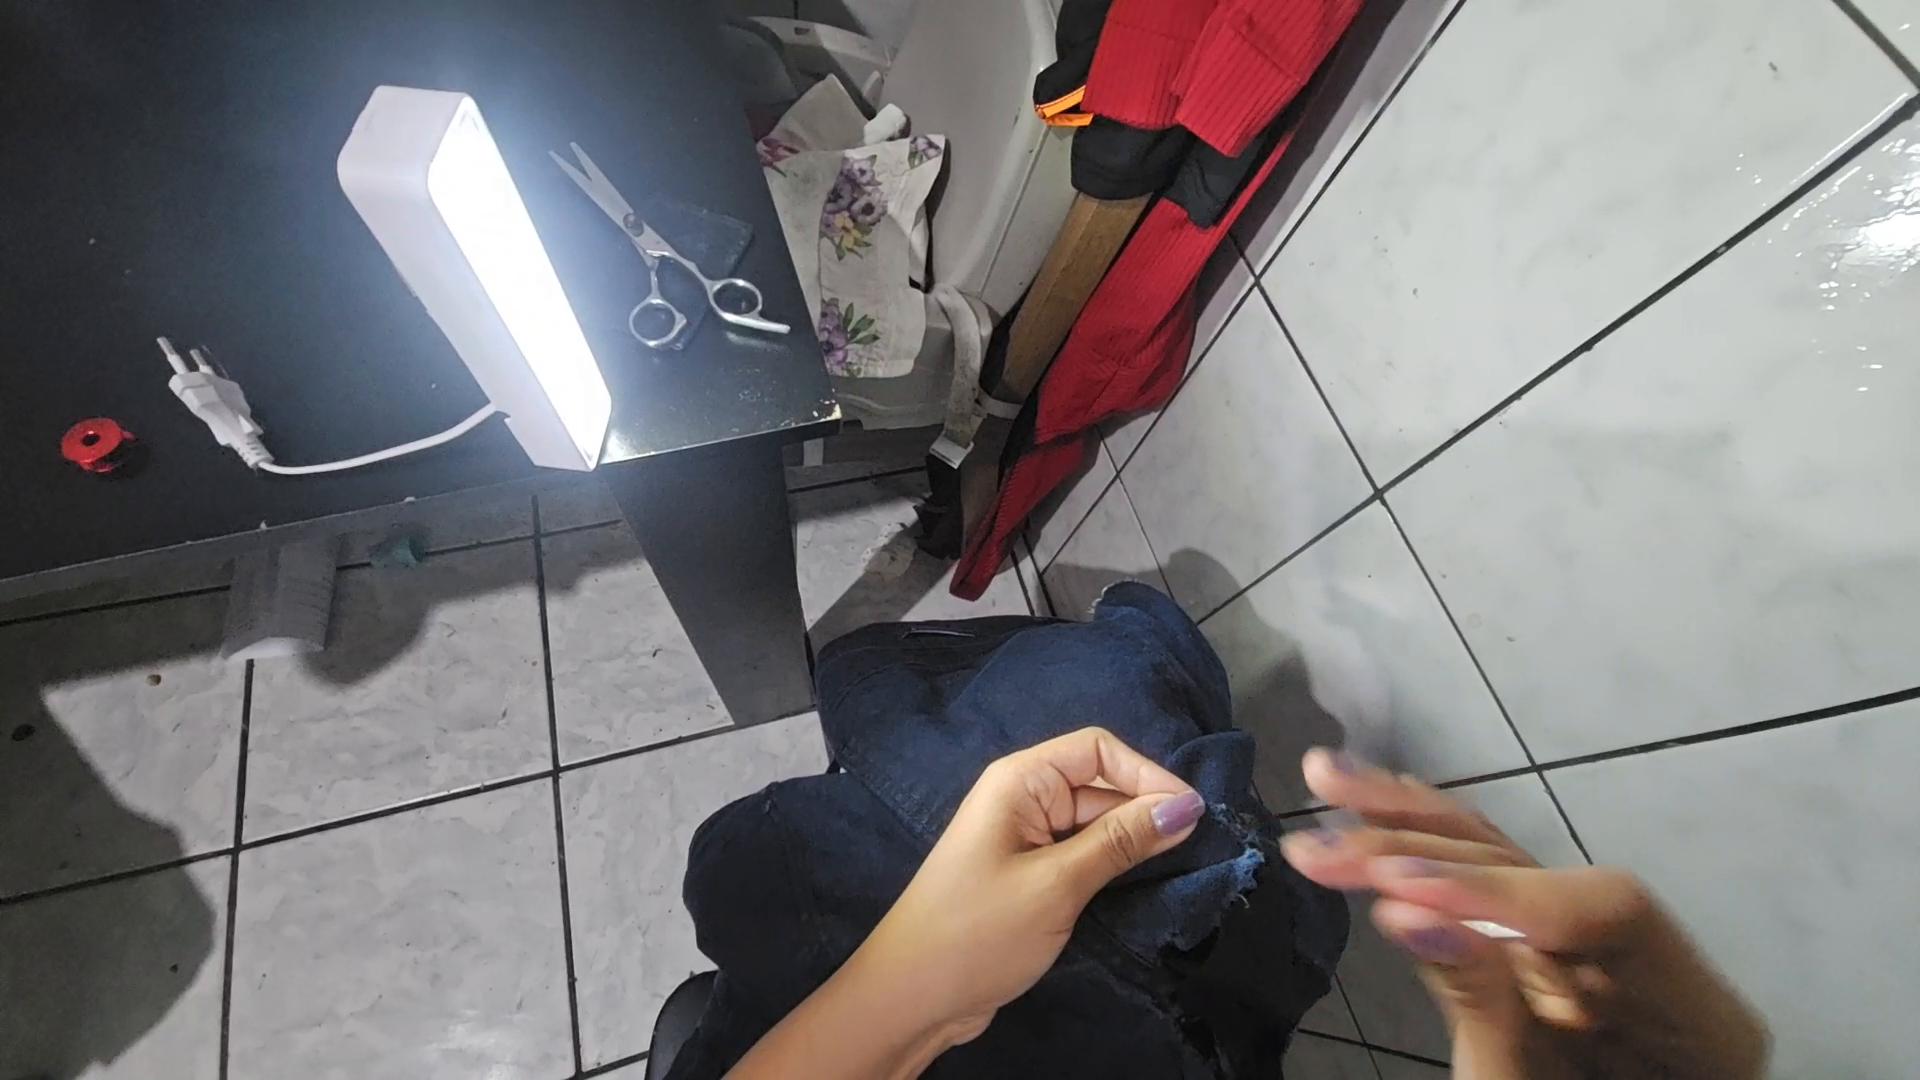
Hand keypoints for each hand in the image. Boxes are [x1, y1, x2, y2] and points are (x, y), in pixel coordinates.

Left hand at [726, 727, 1205, 1079]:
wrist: (912, 994)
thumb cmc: (979, 928)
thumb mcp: (1056, 884)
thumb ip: (1119, 841)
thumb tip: (1184, 806)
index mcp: (1021, 779)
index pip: (1096, 750)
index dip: (1146, 772)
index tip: (1192, 812)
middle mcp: (1024, 796)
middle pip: (1098, 784)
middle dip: (1144, 807)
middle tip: (1198, 845)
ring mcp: (1026, 835)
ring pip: (1094, 821)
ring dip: (1133, 838)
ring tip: (1183, 863)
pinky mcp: (1031, 871)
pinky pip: (1081, 851)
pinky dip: (1113, 862)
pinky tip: (1145, 881)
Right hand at [1280, 749, 1768, 1078]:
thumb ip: (1480, 1003)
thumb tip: (1399, 908)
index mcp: (1689, 1013)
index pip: (1605, 909)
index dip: (1498, 890)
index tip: (1392, 891)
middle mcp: (1635, 953)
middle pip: (1527, 867)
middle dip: (1412, 851)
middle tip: (1316, 849)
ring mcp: (1574, 938)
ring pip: (1491, 852)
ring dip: (1398, 817)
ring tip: (1324, 775)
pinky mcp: (1521, 934)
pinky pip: (1469, 871)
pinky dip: (1410, 835)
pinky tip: (1363, 797)